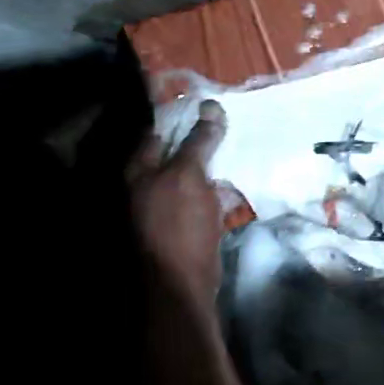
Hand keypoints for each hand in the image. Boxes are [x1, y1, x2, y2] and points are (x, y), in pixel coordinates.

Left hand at [129, 99, 228, 308]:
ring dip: (216, 166)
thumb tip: (211, 106)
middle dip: (204, 140)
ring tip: (242, 149)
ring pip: (194, 175)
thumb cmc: (179, 224)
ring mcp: (167, 205)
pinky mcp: (185, 224)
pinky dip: (219, 191)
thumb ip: (199, 141)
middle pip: (178, 151)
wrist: (182, 281)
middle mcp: (148, 184)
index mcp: (141, 168)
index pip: (161, 129)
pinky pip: (204, 198)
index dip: (184, 115)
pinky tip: (238, 185)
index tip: (213, 103)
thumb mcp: (189, 176)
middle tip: (233, 123)